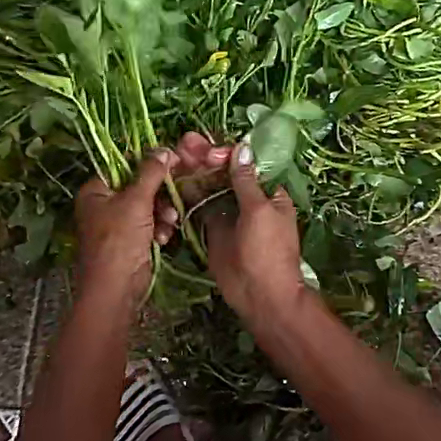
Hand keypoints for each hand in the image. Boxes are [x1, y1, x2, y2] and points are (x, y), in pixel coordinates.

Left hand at [74, 149, 177, 310]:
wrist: (115, 288)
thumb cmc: (119, 241)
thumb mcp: (136, 201)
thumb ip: (151, 172)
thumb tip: (165, 149)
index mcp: (96, 190)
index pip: (123, 165)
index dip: (148, 161)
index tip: (173, 161)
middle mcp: (103, 204)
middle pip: (139, 185)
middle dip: (160, 193)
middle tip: (176, 194)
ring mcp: (117, 223)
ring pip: (148, 205)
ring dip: (163, 212)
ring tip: (170, 221)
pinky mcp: (130, 240)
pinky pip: (149, 224)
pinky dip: (159, 228)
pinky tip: (164, 237)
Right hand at [184, 135, 306, 322]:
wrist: (260, 295)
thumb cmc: (268, 250)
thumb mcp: (260, 211)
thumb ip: (246, 181)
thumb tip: (241, 148)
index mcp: (268, 192)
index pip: (246, 163)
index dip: (227, 153)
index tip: (208, 150)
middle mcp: (248, 199)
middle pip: (225, 172)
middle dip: (205, 158)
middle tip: (183, 144)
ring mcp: (229, 214)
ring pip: (210, 187)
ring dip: (194, 172)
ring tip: (175, 157)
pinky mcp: (213, 229)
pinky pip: (200, 207)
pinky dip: (187, 195)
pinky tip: (172, 181)